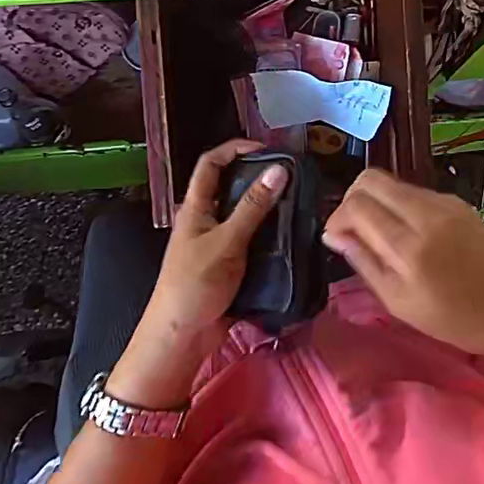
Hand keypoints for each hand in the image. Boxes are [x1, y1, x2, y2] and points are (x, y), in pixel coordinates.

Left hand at [107, 139, 287, 409]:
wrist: (182, 334)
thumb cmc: (196, 284)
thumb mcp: (227, 242)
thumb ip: (253, 207)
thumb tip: (278, 169)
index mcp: (195, 207)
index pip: (211, 164)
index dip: (235, 149)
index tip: (267, 150)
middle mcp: (206, 220)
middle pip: (232, 188)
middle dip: (260, 179)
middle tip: (294, 178)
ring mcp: (218, 243)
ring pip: (246, 216)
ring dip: (269, 210)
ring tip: (301, 204)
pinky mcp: (230, 265)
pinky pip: (253, 243)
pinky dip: (270, 237)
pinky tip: (294, 238)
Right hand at [322, 169, 483, 362]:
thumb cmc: (454, 318)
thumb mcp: (397, 301)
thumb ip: (363, 262)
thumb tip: (334, 235)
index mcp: (410, 246)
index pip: (357, 205)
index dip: (338, 218)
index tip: (337, 238)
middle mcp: (426, 215)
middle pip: (370, 179)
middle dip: (351, 199)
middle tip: (352, 228)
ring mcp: (444, 203)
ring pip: (390, 182)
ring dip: (374, 202)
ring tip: (378, 234)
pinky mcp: (456, 201)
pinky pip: (411, 191)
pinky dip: (396, 205)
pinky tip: (405, 233)